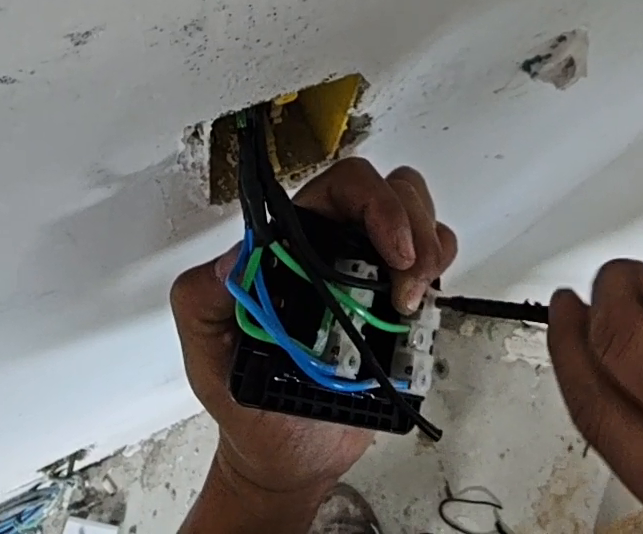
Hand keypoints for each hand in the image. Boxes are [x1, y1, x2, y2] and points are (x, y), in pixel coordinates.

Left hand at [170, 158, 457, 522]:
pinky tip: (418, 307)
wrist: (286, 455)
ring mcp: (373, 269)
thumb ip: (204, 295)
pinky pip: (434, 257)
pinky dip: (439, 270)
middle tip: (407, 286)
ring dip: (430, 249)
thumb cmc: (245, 398)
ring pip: (419, 214)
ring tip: (410, 303)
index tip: (393, 251)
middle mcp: (338, 244)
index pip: (344, 186)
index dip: (376, 202)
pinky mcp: (400, 299)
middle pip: (392, 189)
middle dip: (412, 226)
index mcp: (295, 240)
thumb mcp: (207, 344)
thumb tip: (236, 258)